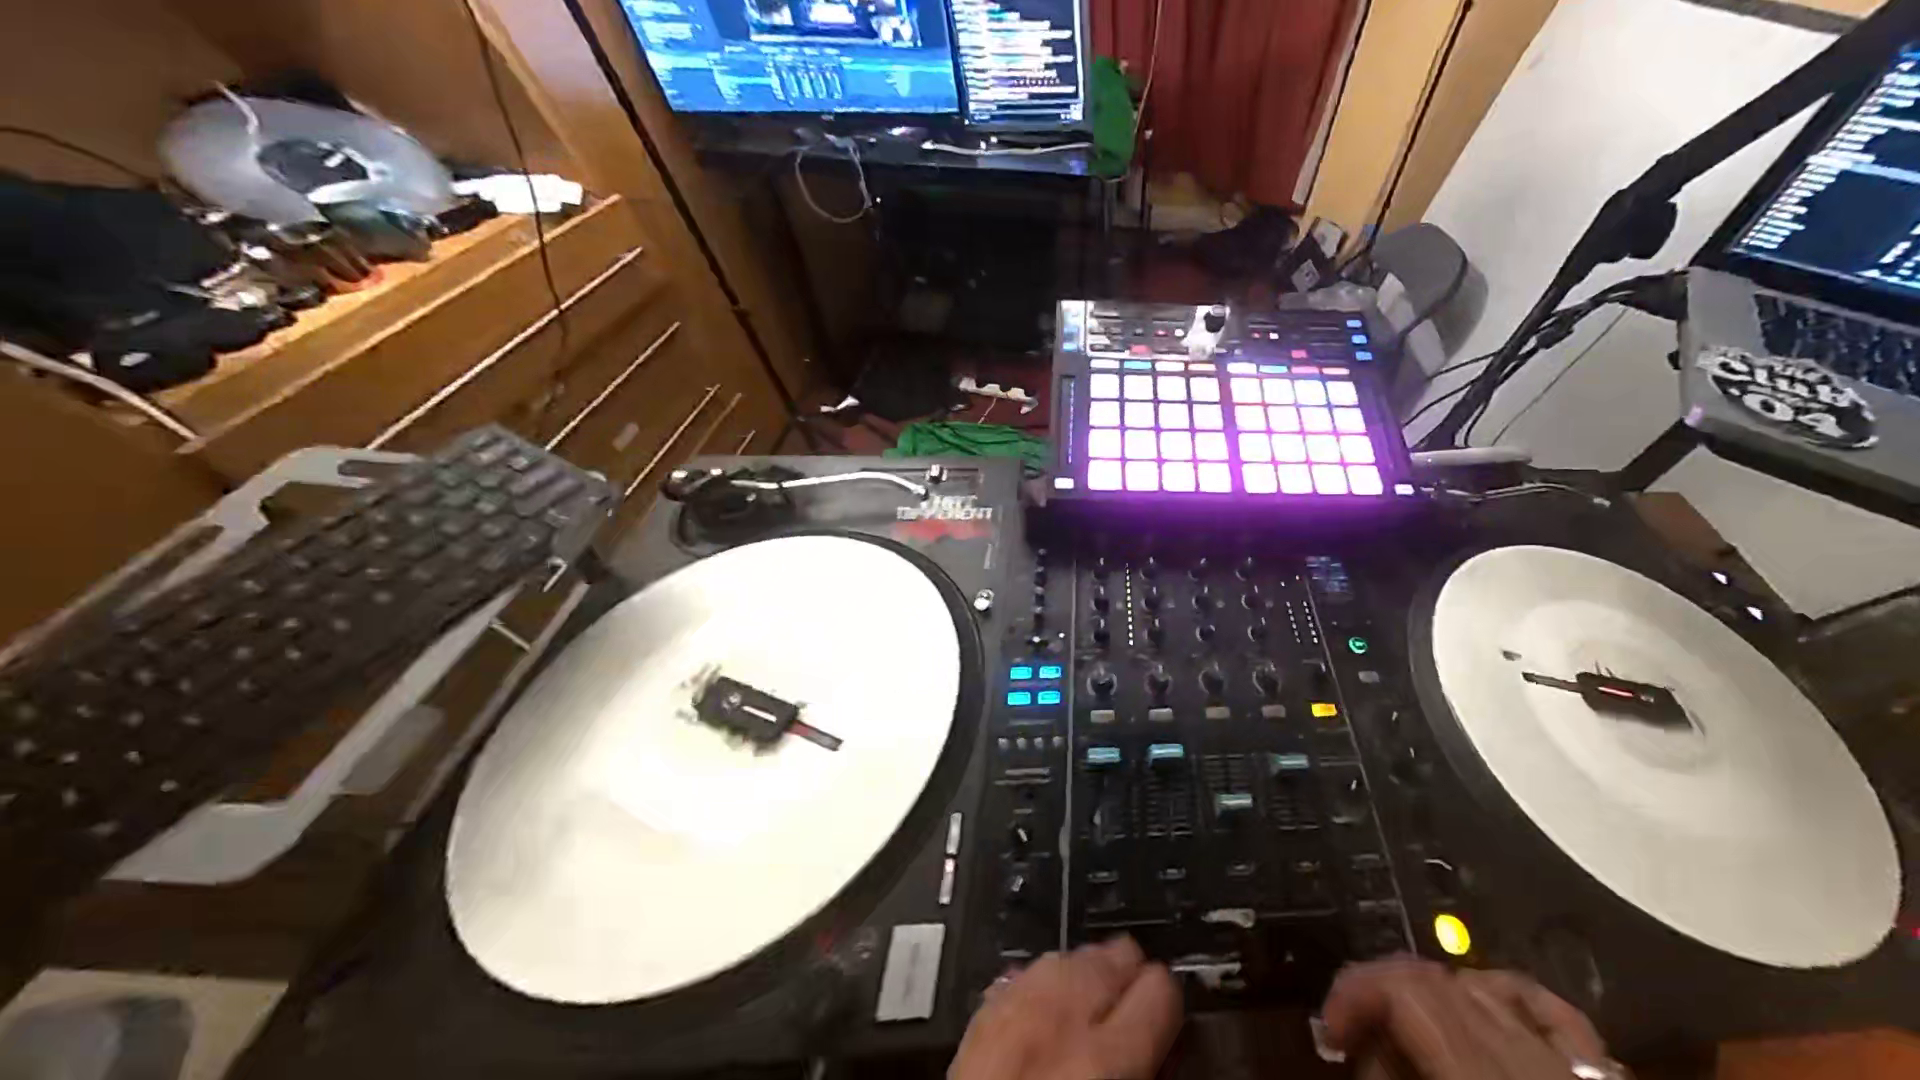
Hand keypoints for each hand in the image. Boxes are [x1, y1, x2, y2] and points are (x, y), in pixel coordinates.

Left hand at [948, 937, 1182, 1079]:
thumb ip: (1141, 1058)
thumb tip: (1160, 1042)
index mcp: (1103, 1058)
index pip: (1160, 991)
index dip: (1170, 998)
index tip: (1172, 1009)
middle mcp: (1058, 1015)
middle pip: (1115, 957)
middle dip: (1130, 976)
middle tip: (1140, 1003)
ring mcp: (1017, 1001)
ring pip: (1071, 956)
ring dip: (1088, 975)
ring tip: (1097, 1003)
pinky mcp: (988, 1004)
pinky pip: (1031, 972)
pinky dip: (1047, 982)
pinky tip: (1050, 1006)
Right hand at [1321, 957, 1616, 1079]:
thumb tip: (1364, 1051)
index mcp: (1480, 1078)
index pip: (1405, 992)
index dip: (1354, 992)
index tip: (1330, 1030)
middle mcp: (1528, 1061)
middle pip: (1435, 982)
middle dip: (1378, 993)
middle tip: (1354, 1032)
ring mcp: (1572, 1066)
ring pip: (1482, 986)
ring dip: (1428, 993)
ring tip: (1405, 1026)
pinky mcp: (1600, 1079)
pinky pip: (1549, 1010)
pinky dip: (1503, 994)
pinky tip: (1479, 1004)